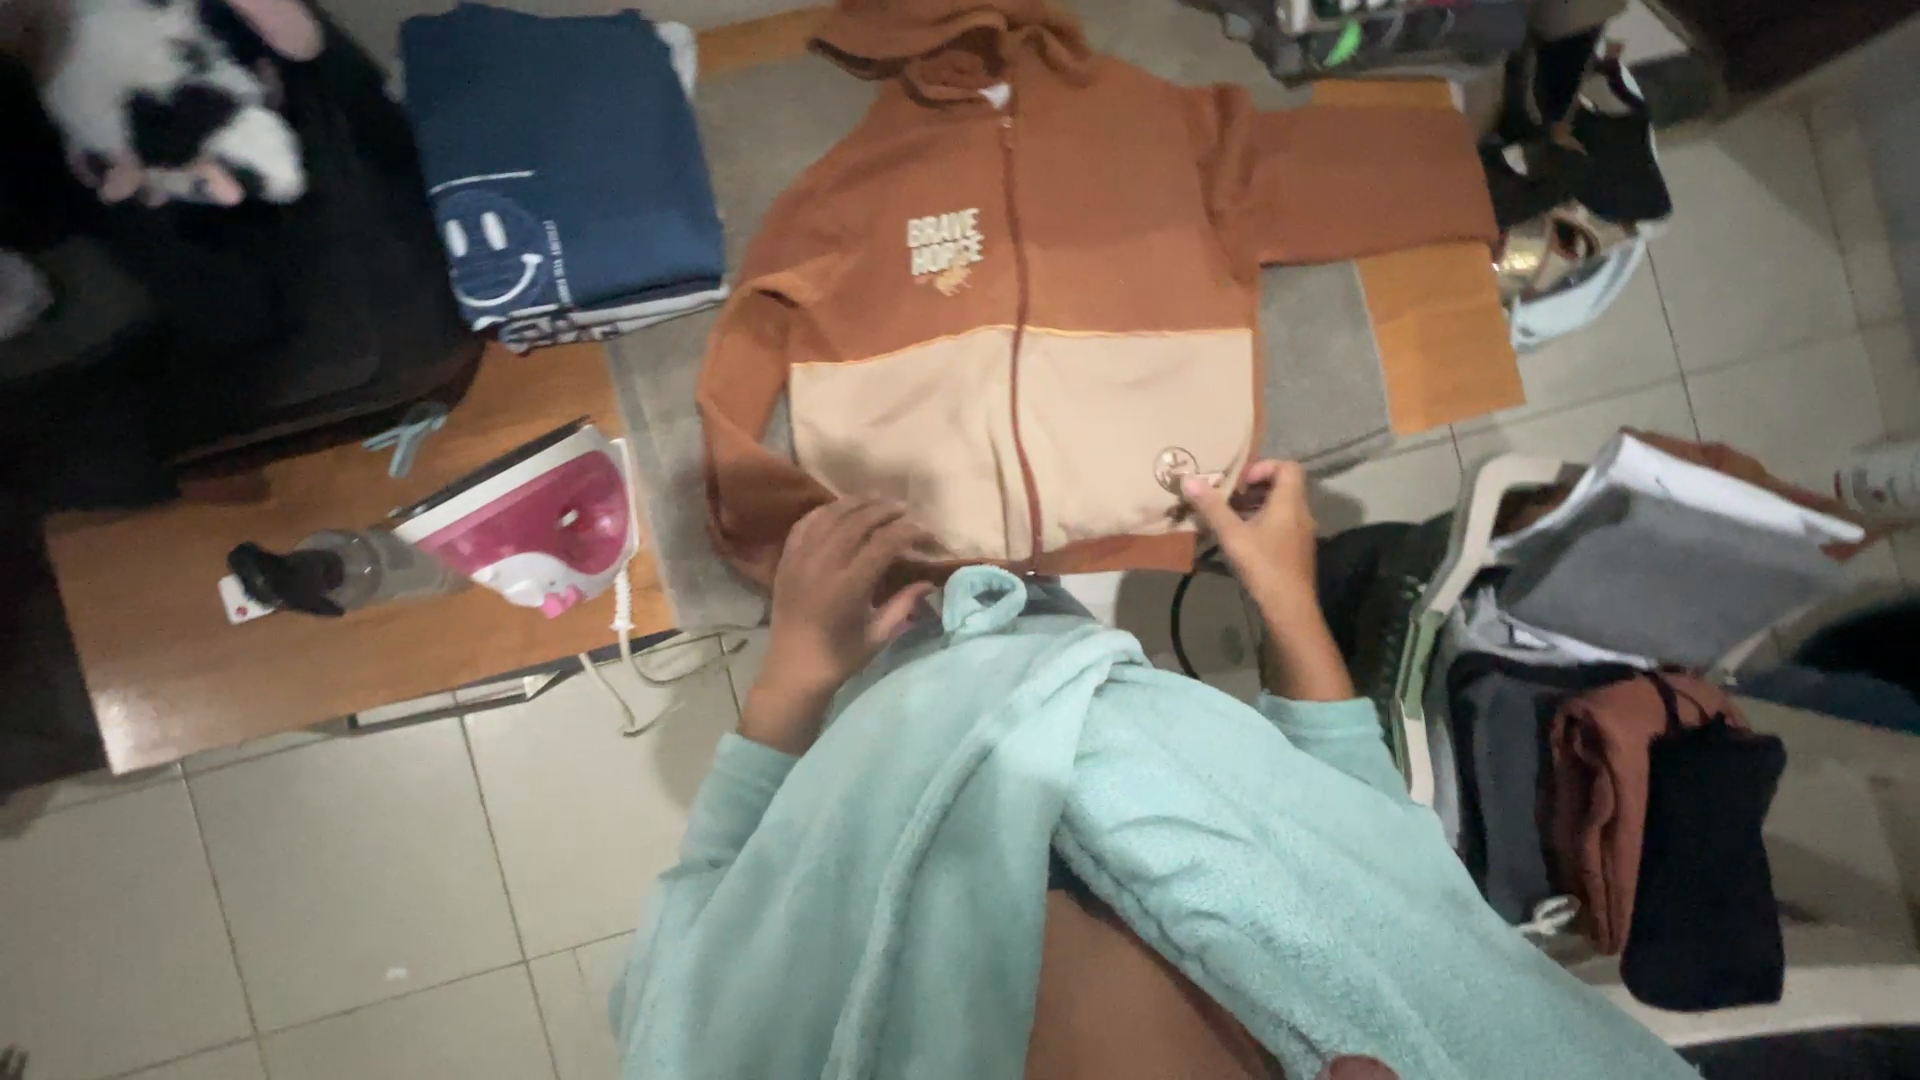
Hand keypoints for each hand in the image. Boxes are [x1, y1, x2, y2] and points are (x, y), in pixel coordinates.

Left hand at [742, 497, 933, 753]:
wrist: (793, 669)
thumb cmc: (840, 657)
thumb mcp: (879, 634)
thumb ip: (904, 603)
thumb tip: (929, 581)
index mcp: (848, 587)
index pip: (884, 544)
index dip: (908, 532)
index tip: (925, 531)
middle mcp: (822, 566)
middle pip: (857, 522)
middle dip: (884, 510)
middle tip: (904, 509)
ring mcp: (800, 560)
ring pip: (830, 516)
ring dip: (856, 504)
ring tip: (877, 501)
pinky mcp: (786, 560)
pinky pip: (805, 524)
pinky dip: (825, 512)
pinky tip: (840, 510)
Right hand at [1181, 460, 1317, 626]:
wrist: (1289, 606)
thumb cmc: (1262, 565)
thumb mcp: (1231, 534)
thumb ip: (1211, 506)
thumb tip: (1189, 479)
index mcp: (1289, 502)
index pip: (1288, 467)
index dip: (1263, 467)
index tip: (1240, 483)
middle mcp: (1301, 512)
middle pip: (1284, 486)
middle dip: (1255, 488)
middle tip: (1229, 499)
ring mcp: (1302, 532)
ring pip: (1282, 506)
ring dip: (1257, 506)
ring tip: (1231, 518)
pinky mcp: (1298, 548)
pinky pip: (1282, 523)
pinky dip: (1263, 522)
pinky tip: (1243, 539)